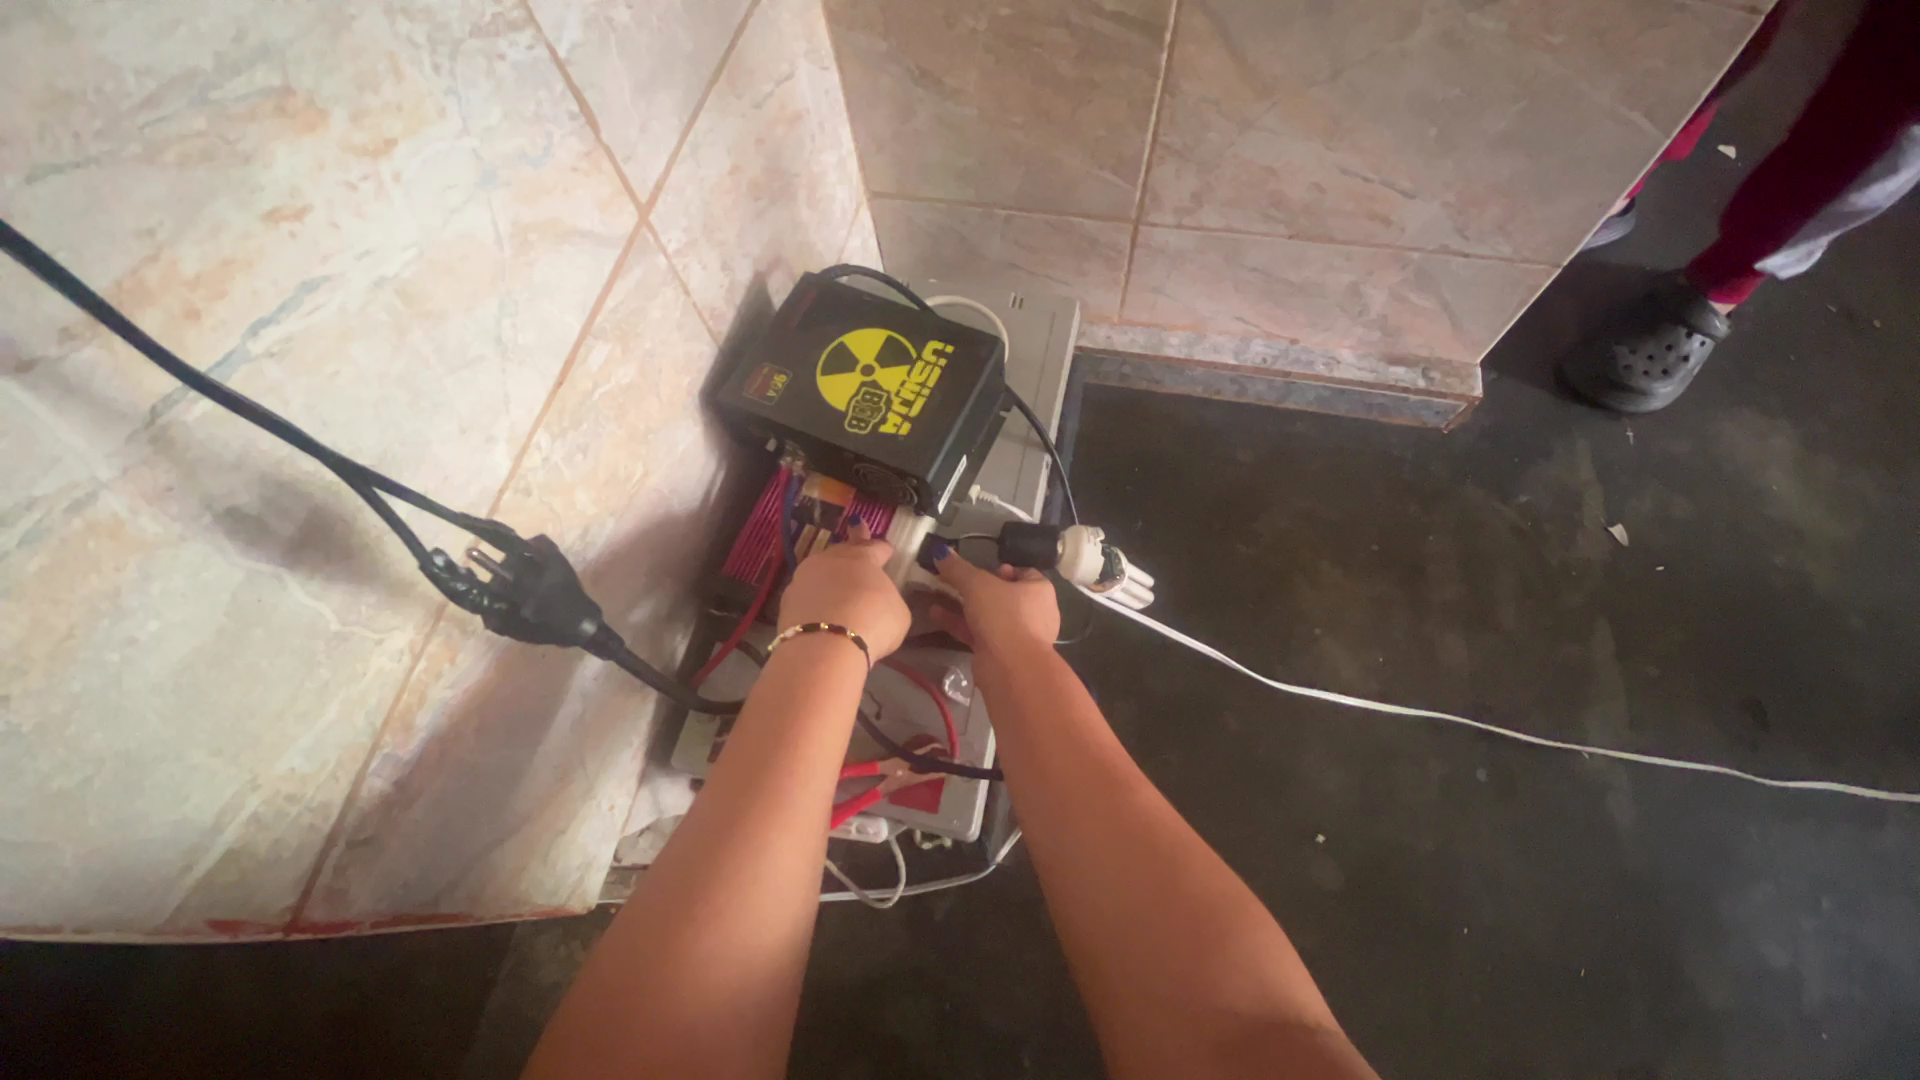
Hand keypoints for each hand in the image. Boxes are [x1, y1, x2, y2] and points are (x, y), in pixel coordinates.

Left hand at [777, 520, 909, 659]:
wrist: (824, 646)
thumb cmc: (872, 623)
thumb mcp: (898, 613)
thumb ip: (888, 599)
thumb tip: (879, 600)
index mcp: (862, 558)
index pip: (875, 547)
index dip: (883, 549)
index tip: (887, 549)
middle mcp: (831, 560)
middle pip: (844, 549)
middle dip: (853, 546)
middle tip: (857, 534)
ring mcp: (805, 577)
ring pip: (821, 568)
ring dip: (830, 573)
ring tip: (836, 579)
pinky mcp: (787, 599)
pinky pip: (807, 592)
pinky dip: (815, 597)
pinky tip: (819, 606)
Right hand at [929, 542, 1060, 660]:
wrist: (1010, 667)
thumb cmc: (1003, 615)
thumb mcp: (977, 584)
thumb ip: (958, 569)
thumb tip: (940, 552)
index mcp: (1040, 590)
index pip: (1024, 573)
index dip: (1002, 569)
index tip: (981, 569)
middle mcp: (1034, 612)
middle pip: (1004, 596)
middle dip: (978, 590)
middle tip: (956, 583)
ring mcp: (1019, 636)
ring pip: (989, 616)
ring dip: (964, 607)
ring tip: (939, 595)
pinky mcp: (1001, 654)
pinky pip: (979, 633)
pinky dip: (960, 624)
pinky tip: (936, 615)